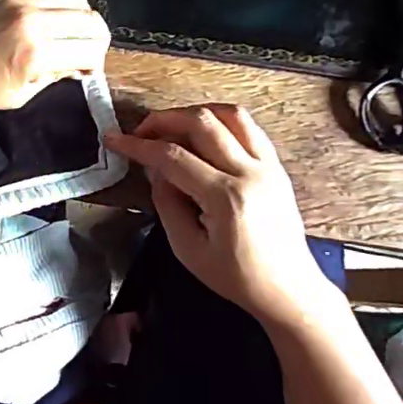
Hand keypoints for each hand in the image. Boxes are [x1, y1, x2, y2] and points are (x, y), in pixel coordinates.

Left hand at [0, 0, 109, 111]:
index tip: (84, 68)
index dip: (94, 61)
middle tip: (79, 52)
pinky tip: (45, 14)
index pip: (92, 47)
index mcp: (36, 52)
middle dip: (92, 38)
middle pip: (89, 19)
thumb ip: (51, 76)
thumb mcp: (16, 95)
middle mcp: (31, 18)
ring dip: (76, 16)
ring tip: (62, 33)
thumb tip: (75, 64)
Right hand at [104, 105, 342, 329]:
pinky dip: (220, 121)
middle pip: (201, 122)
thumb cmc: (236, 276)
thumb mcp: (187, 248)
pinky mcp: (277, 167)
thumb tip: (155, 170)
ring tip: (171, 128)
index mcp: (226, 197)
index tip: (114, 140)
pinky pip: (248, 128)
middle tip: (140, 132)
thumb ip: (166, 203)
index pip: (172, 156)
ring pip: (230, 114)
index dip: (137, 145)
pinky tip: (202, 134)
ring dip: (193, 113)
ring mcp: (269, 166)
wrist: (288, 289)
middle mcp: (251, 173)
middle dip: (163, 119)